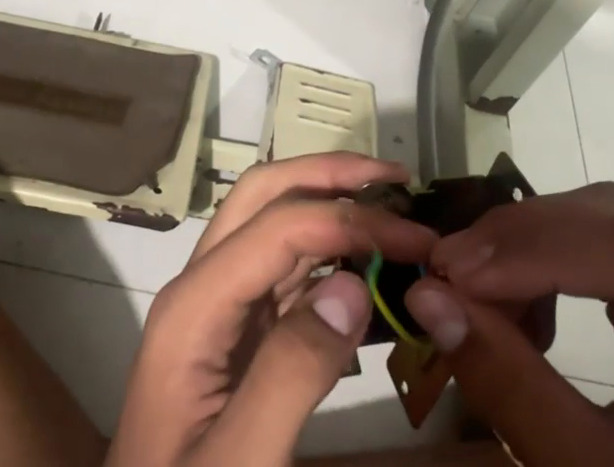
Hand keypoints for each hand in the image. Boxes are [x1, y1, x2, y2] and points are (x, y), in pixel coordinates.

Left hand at [108, 153, 437, 466]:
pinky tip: (367, 263)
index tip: (418, 239)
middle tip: (398, 179)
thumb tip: (355, 286)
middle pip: (263, 196)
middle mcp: (202, 285)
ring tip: (394, 210)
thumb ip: (292, 374)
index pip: (278, 227)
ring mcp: (219, 304)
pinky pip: (284, 270)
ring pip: (273, 223)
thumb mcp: (238, 458)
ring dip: (332, 204)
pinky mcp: (238, 329)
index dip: (350, 219)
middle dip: (330, 175)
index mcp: (195, 305)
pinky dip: (329, 251)